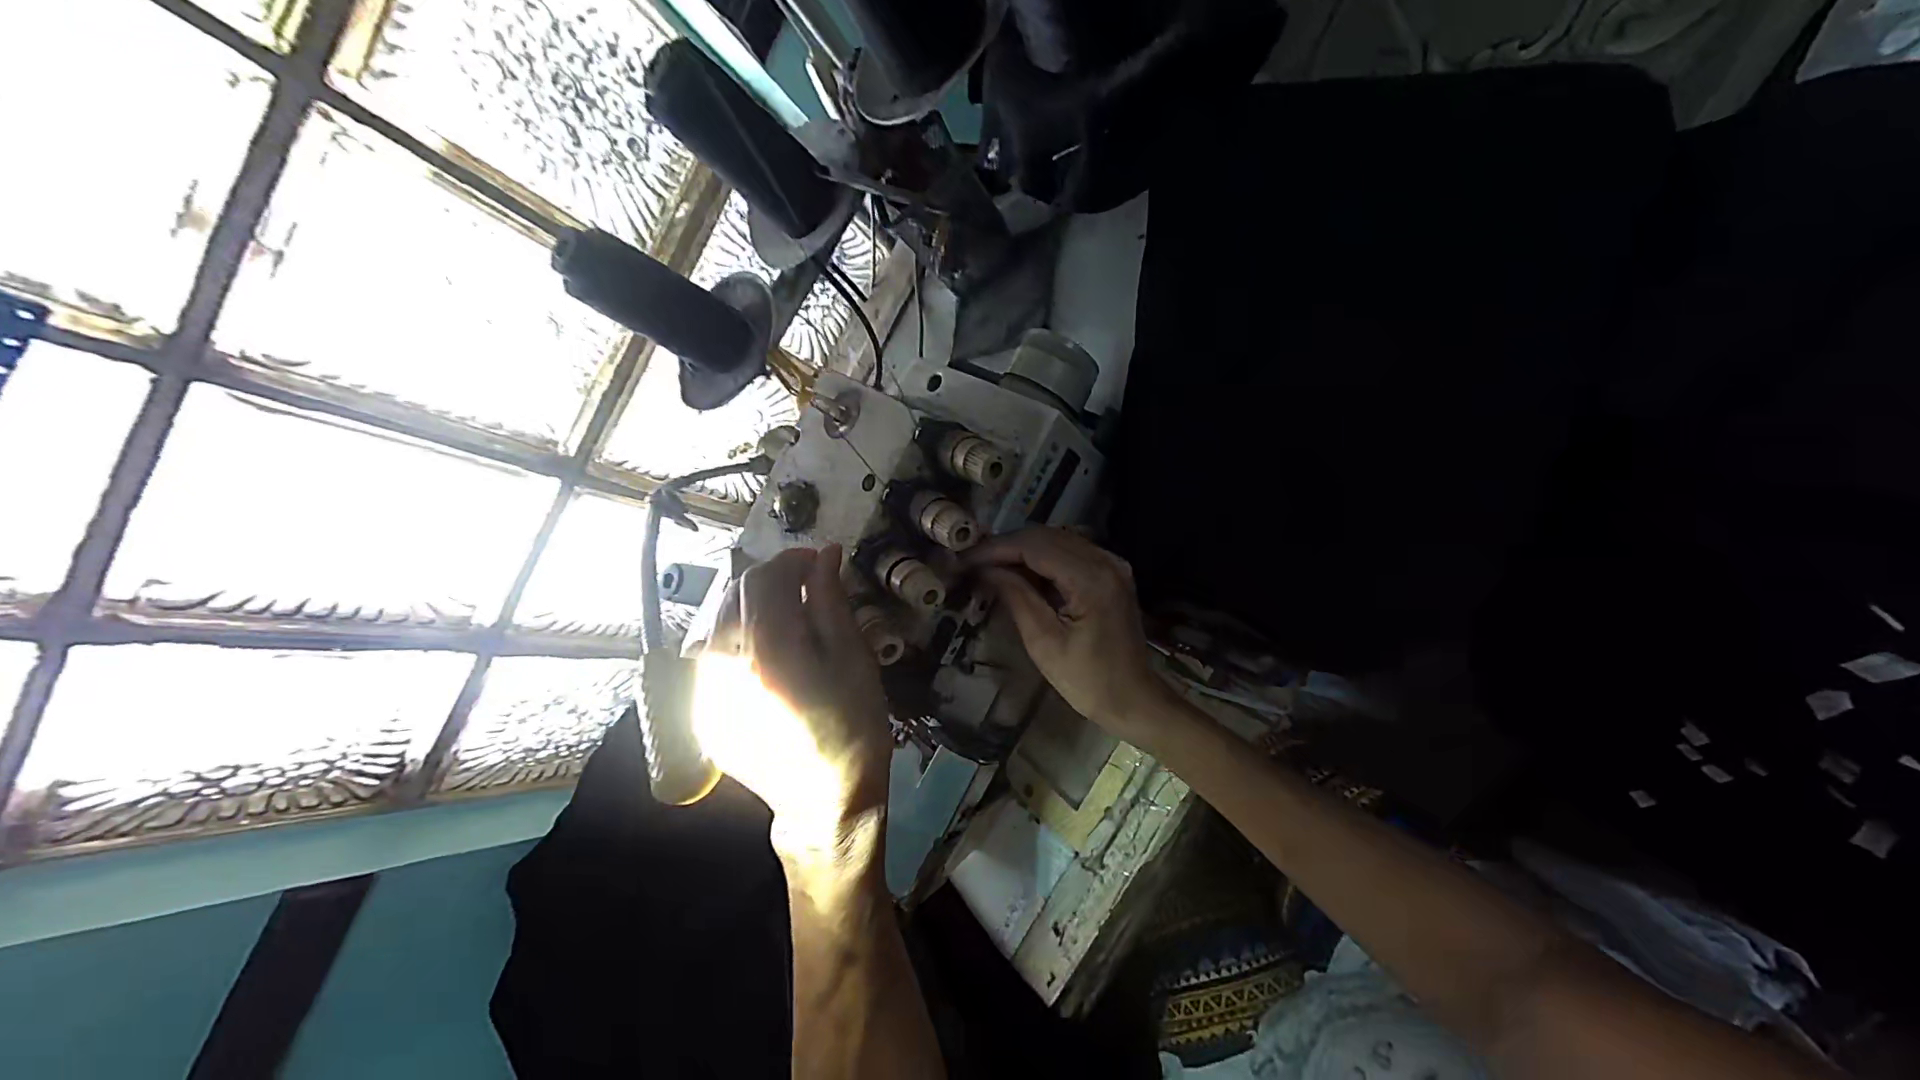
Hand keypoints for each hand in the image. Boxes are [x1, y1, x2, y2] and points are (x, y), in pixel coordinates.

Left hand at [703, 545, 891, 862]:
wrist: (826, 800)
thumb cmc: (852, 727)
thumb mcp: (853, 658)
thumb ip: (830, 602)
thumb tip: (825, 556)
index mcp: (766, 651)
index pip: (764, 579)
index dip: (791, 560)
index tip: (816, 561)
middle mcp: (723, 666)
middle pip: (734, 595)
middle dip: (769, 579)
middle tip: (805, 586)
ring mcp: (706, 692)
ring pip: (718, 622)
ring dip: (750, 607)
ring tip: (786, 620)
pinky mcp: (701, 711)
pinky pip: (712, 656)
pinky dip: (738, 640)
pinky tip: (767, 656)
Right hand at [964, 528, 1177, 743]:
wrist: (1134, 699)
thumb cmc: (1087, 680)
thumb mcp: (1043, 642)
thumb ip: (1016, 596)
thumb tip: (985, 569)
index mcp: (1092, 578)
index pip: (1034, 546)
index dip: (996, 548)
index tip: (965, 559)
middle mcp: (1106, 560)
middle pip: (1046, 536)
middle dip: (1005, 546)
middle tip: (972, 562)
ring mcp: (1112, 564)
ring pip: (1057, 540)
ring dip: (1021, 550)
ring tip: (989, 566)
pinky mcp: (1111, 573)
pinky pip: (1070, 552)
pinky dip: (1041, 558)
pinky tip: (1019, 572)